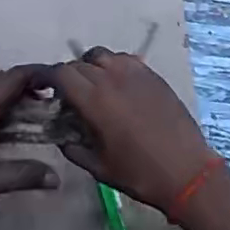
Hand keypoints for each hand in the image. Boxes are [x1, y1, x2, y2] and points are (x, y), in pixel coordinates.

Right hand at [49, 49, 217, 210]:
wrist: (187, 171)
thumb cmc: (139, 174)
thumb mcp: (99, 167)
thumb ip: (74, 148)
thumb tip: (62, 137)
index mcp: (95, 100)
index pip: (61, 73)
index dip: (47, 77)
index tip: (42, 87)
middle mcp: (113, 79)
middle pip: (79, 64)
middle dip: (68, 76)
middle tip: (68, 96)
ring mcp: (136, 74)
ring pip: (103, 55)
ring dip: (91, 66)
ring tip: (93, 86)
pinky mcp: (154, 76)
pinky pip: (126, 60)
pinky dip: (114, 67)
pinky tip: (118, 86)